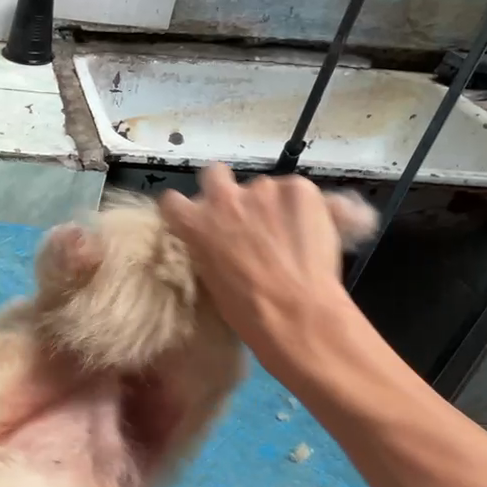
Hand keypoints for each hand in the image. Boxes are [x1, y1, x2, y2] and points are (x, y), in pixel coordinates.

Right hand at [158, 164, 363, 380]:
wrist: (295, 312)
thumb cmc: (247, 310)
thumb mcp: (210, 277)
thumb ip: (208, 248)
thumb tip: (219, 241)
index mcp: (194, 224)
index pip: (172, 201)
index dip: (186, 209)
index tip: (196, 220)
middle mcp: (222, 198)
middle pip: (214, 174)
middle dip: (224, 189)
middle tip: (241, 215)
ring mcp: (262, 189)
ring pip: (263, 187)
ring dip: (271, 204)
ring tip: (289, 234)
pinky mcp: (298, 188)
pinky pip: (298, 191)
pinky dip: (305, 207)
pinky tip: (314, 230)